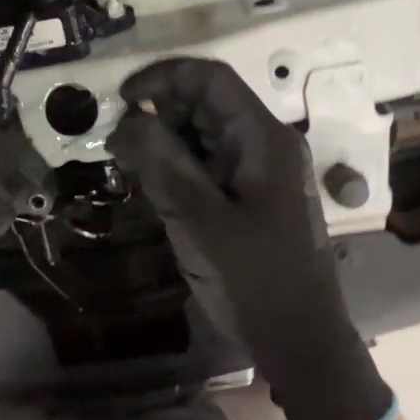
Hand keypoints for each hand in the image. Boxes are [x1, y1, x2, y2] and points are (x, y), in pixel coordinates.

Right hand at [107, 58, 392, 419]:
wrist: (302, 342)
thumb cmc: (255, 280)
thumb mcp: (200, 221)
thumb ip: (163, 164)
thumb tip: (127, 120)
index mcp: (264, 139)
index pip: (211, 78)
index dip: (163, 77)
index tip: (121, 101)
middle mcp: (266, 144)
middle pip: (207, 103)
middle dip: (159, 112)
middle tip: (117, 143)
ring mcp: (261, 171)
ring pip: (205, 133)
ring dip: (166, 141)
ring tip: (129, 166)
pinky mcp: (253, 196)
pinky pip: (211, 164)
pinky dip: (180, 166)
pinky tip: (154, 187)